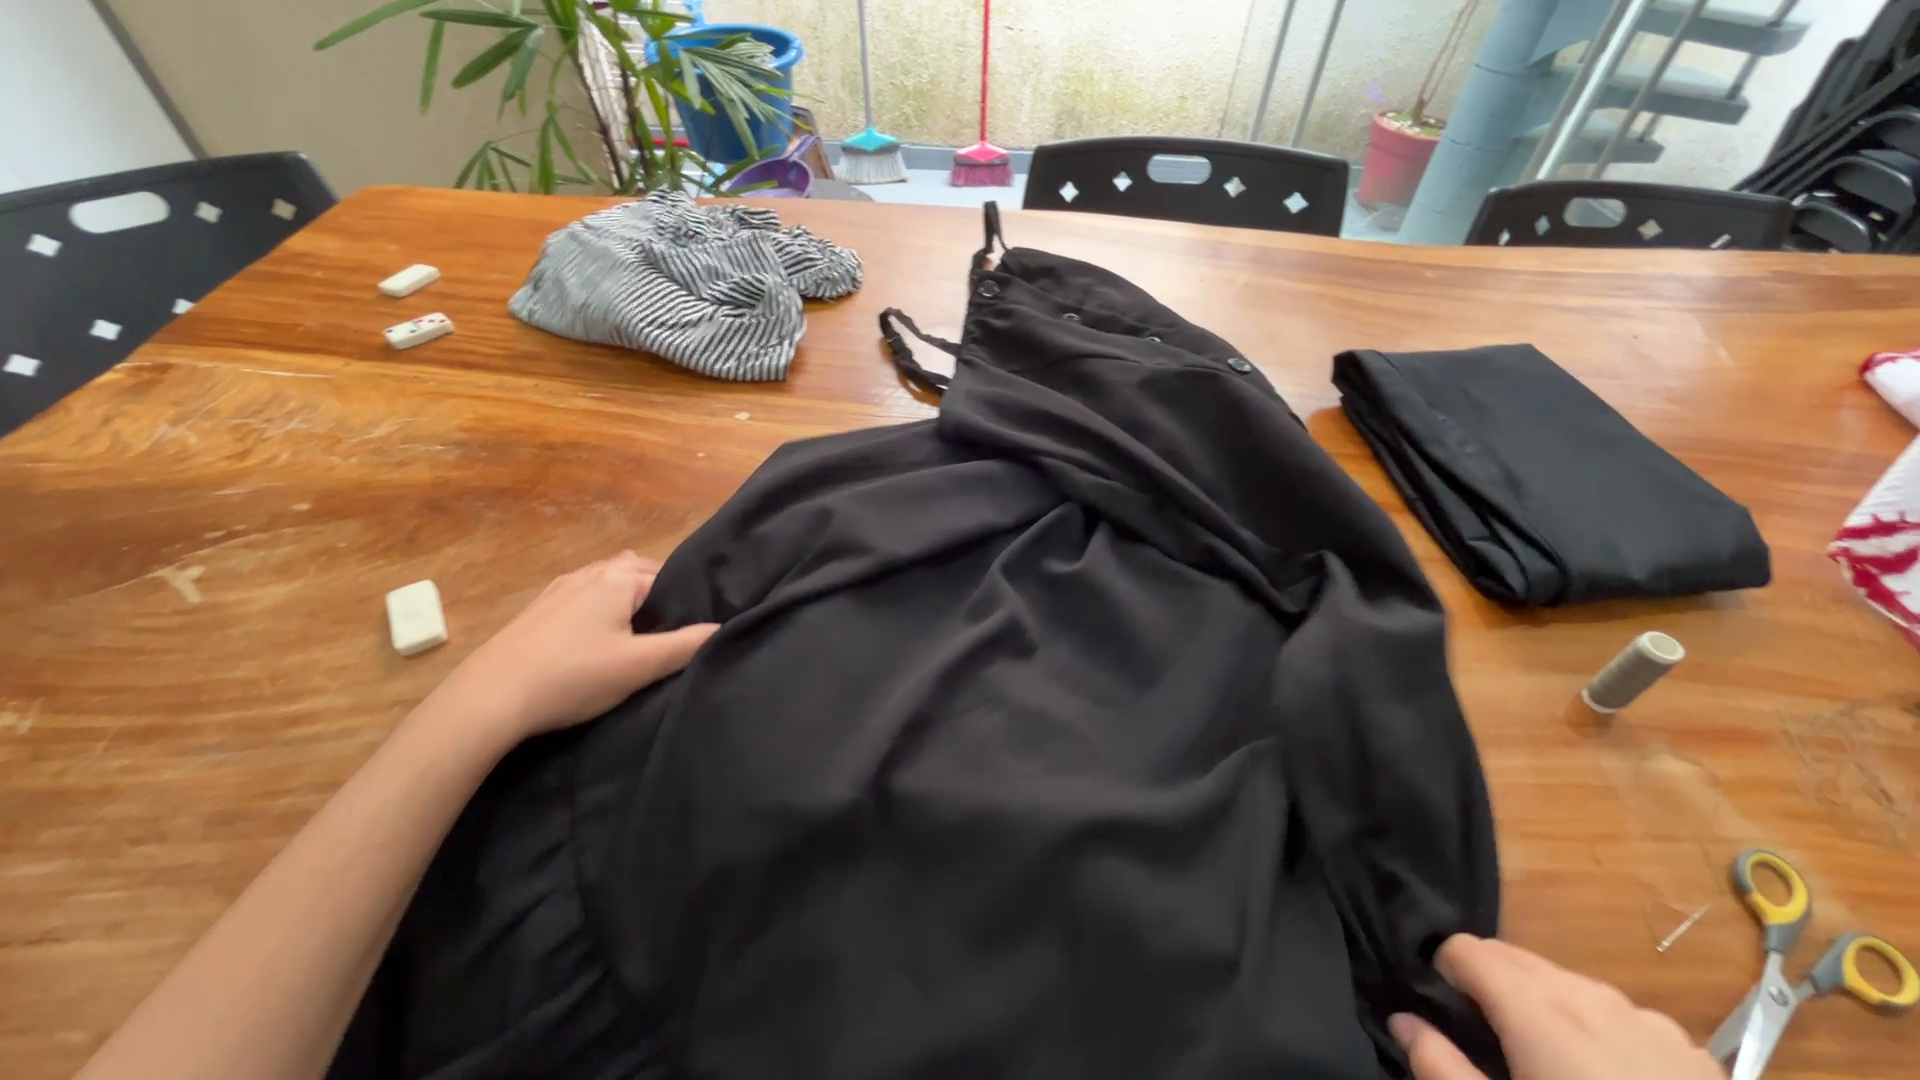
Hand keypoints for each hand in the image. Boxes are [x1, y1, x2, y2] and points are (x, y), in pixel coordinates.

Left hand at [424, 551, 717, 745]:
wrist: (490, 698)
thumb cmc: (574, 675)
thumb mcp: (640, 665)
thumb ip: (686, 645)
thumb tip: (723, 627)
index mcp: (618, 579)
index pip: (669, 576)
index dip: (686, 601)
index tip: (695, 629)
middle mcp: (589, 574)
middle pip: (637, 573)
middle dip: (657, 596)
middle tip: (671, 634)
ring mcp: (558, 590)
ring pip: (607, 584)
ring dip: (626, 603)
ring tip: (638, 639)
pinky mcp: (537, 611)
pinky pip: (583, 598)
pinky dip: (600, 612)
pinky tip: (596, 643)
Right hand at [1390, 934, 1720, 1079]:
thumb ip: (1440, 1066)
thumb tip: (1403, 1020)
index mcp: (1537, 1008)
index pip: (1466, 949)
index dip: (1443, 970)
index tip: (1441, 1008)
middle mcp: (1590, 996)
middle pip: (1516, 959)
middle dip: (1490, 983)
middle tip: (1484, 1037)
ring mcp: (1649, 1021)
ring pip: (1570, 985)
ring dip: (1544, 1004)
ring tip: (1545, 1061)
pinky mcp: (1693, 1054)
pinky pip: (1624, 1018)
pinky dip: (1598, 1029)